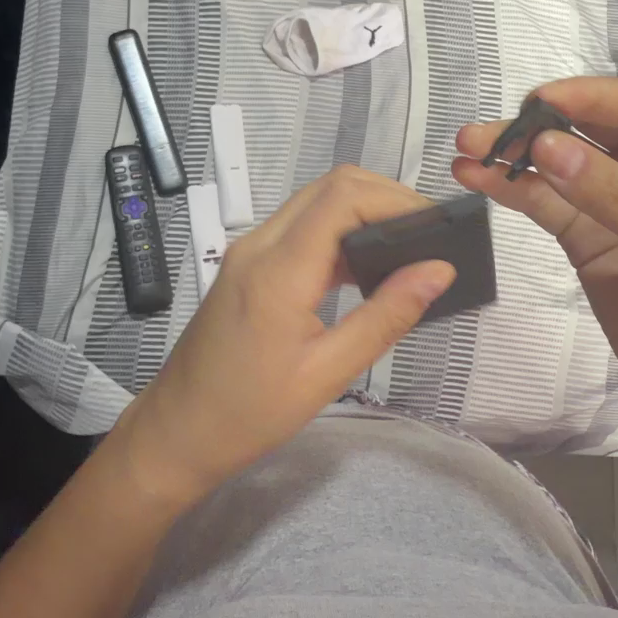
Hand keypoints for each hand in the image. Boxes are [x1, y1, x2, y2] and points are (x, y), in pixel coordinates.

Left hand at [110, 166, 455, 506]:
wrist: (178, 429)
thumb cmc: (250, 412)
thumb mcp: (327, 372)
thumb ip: (385, 316)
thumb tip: (438, 270)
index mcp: (278, 269)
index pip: (342, 197)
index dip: (395, 199)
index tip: (438, 226)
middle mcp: (260, 245)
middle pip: (329, 188)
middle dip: (384, 199)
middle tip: (429, 235)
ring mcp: (249, 252)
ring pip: (314, 205)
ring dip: (362, 214)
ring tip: (409, 249)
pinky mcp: (247, 266)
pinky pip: (299, 230)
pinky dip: (338, 235)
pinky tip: (368, 268)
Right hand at [451, 78, 617, 420]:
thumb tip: (546, 147)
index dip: (588, 99)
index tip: (534, 101)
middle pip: (592, 130)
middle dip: (538, 125)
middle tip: (483, 132)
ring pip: (560, 165)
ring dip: (513, 154)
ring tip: (465, 151)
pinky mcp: (586, 238)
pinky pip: (544, 204)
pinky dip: (510, 190)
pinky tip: (474, 178)